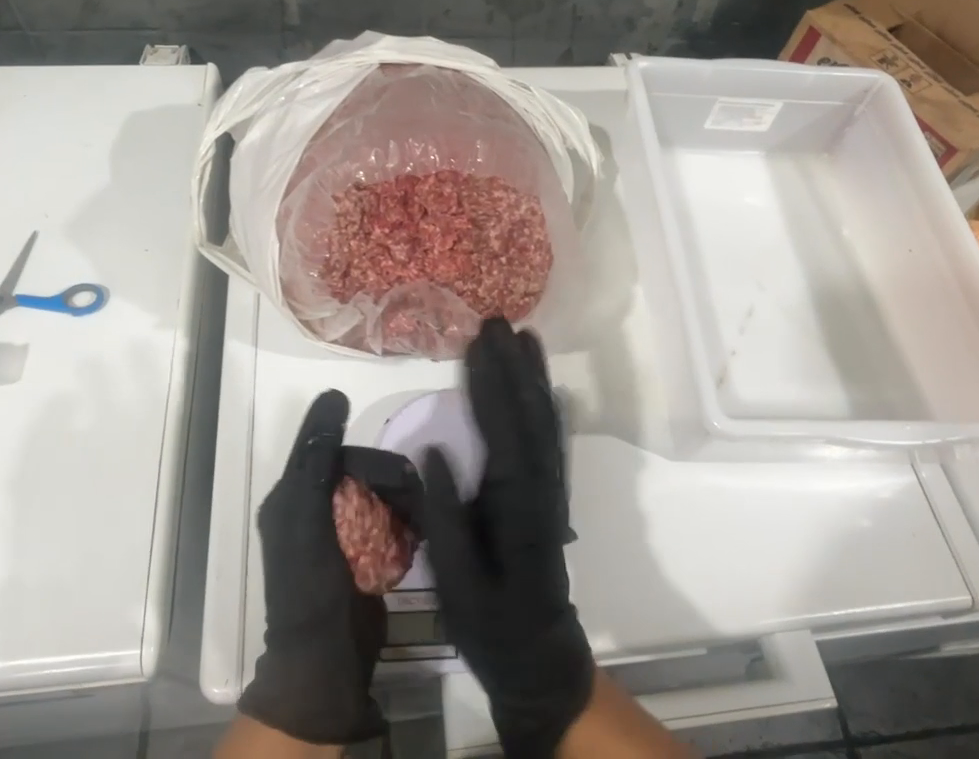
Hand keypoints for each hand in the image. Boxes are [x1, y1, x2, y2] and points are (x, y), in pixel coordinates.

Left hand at [238, 390, 397, 745]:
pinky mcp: (362, 554)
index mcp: (289, 500)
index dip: (339, 431)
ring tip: (420, 509)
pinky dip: (405, 519)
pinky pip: (388, 520)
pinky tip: (420, 526)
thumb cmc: (311, 587)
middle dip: (385, 473)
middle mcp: (310, 511)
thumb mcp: (307, 518)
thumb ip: (315, 462)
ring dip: (401, 496)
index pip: (319, 450)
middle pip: (354, 470)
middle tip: (412, 484)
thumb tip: (332, 400)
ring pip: (375, 492)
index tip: (366, 418)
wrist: (326, 660)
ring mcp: (338, 534)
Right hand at [421, 319, 595, 757]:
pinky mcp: (548, 496)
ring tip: (525, 338)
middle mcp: (538, 486)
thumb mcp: (456, 580)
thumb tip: (430, 452)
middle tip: (499, 320)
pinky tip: (546, 389)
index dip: (489, 381)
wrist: (538, 657)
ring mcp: (548, 489)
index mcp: (514, 502)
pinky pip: (548, 440)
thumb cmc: (490, 624)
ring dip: (534, 378)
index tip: (477, 339)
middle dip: (513, 365)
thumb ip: (444, 515)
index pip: (501, 427)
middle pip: (528, 413)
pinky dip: (546, 407)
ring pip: (544, 422)